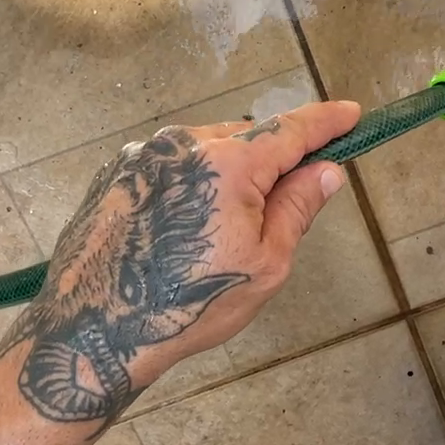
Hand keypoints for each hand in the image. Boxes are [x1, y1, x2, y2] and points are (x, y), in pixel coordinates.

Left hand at [0, 100, 360, 426]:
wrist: (92, 331)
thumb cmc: (190, 304)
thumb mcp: (264, 264)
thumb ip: (296, 207)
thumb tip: (326, 170)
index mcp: (226, 164)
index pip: (291, 130)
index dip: (326, 121)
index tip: (352, 113)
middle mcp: (182, 144)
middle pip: (247, 138)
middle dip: (272, 159)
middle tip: (282, 203)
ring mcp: (143, 155)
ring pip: (208, 149)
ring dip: (230, 171)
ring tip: (221, 230)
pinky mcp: (116, 172)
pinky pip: (174, 163)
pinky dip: (194, 181)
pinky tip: (184, 228)